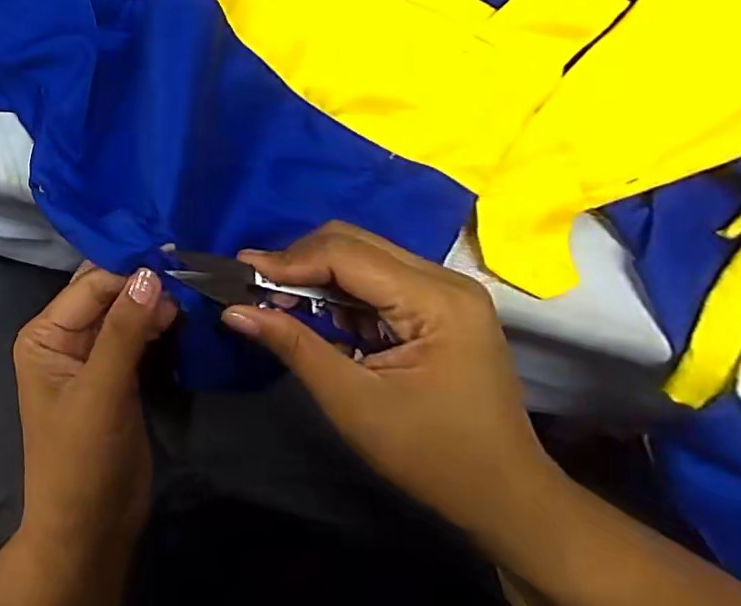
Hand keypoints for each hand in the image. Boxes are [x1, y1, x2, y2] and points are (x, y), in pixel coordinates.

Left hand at [0, 263, 176, 605]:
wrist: (89, 530)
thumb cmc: (81, 458)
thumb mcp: (101, 391)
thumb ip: (124, 331)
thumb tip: (149, 272)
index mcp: (44, 333)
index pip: (88, 287)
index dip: (127, 271)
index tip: (171, 254)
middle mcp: (63, 337)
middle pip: (102, 295)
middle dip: (138, 280)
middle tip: (184, 262)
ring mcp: (90, 357)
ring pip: (121, 314)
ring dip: (150, 302)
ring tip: (189, 285)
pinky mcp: (114, 377)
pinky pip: (133, 338)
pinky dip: (154, 325)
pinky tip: (180, 313)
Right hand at [219, 221, 559, 536]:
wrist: (507, 499)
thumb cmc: (433, 456)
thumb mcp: (353, 403)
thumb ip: (294, 346)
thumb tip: (233, 310)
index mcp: (436, 301)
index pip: (345, 254)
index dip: (288, 261)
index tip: (241, 274)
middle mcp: (445, 280)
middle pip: (352, 242)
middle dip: (298, 261)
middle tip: (255, 286)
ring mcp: (445, 289)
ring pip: (361, 253)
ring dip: (315, 271)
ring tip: (277, 298)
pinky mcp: (439, 303)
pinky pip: (375, 274)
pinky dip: (337, 287)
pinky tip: (314, 310)